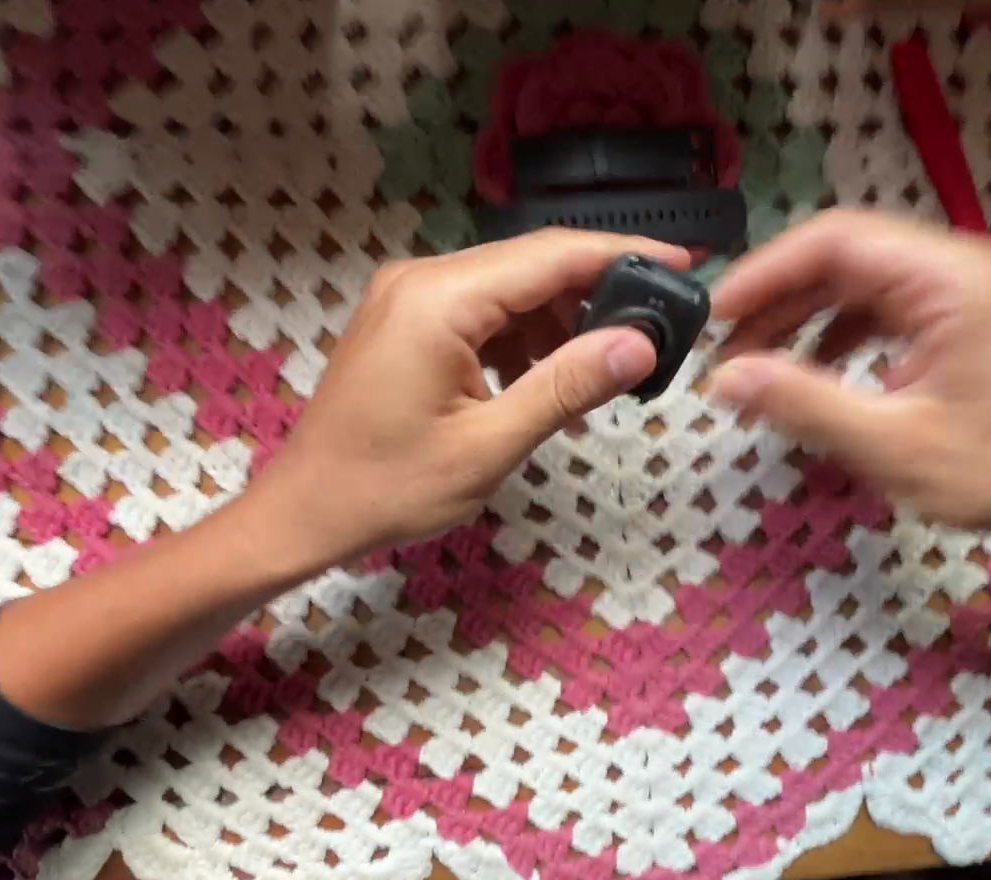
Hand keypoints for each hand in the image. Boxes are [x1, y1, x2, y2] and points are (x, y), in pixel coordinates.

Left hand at [236, 229, 690, 574]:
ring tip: (607, 370)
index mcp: (440, 300)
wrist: (306, 513)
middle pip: (532, 266)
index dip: (623, 255)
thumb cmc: (390, 488)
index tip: (684, 266)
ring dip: (561, 324)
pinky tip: (551, 379)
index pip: (551, 256)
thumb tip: (640, 344)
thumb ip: (566, 387)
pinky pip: (484, 316)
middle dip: (597, 294)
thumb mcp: (489, 445)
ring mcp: (411, 299)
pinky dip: (525, 342)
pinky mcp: (408, 324)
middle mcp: (423, 280)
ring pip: (511, 292)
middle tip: (656, 331)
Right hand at [710, 208, 990, 539]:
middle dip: (776, 300)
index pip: (838, 241)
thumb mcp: (887, 443)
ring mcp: (955, 289)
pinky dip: (829, 334)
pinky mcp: (949, 316)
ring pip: (853, 281)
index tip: (717, 313)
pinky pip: (874, 307)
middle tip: (726, 350)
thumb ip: (803, 403)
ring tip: (754, 364)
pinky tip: (805, 369)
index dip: (767, 271)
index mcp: (951, 280)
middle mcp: (955, 266)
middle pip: (842, 257)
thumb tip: (724, 377)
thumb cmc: (988, 473)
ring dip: (797, 318)